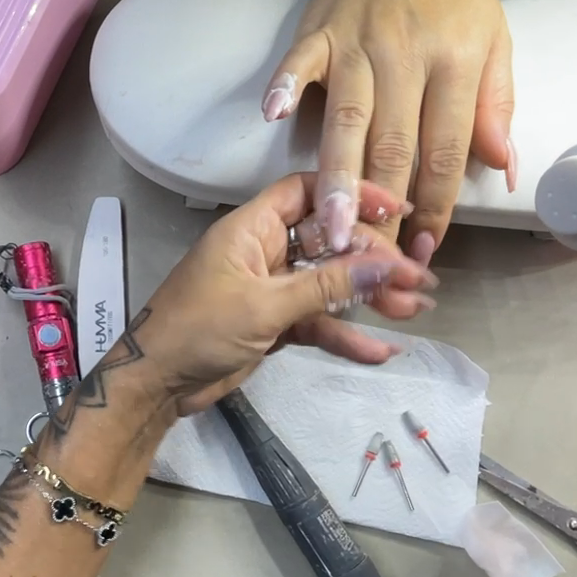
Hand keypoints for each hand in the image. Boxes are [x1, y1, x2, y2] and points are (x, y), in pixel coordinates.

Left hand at [131, 173, 435, 415]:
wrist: (158, 383)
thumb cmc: (199, 329)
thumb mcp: (265, 305)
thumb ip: (326, 285)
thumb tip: (388, 263)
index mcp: (250, 229)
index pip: (306, 194)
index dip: (350, 195)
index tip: (397, 209)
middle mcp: (262, 251)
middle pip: (326, 241)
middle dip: (372, 258)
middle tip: (418, 278)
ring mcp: (267, 289)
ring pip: (326, 283)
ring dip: (368, 295)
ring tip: (417, 308)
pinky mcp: (270, 323)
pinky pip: (314, 320)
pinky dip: (344, 334)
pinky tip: (382, 350)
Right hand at [262, 0, 513, 264]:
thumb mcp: (494, 40)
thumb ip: (496, 104)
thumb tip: (502, 168)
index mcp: (458, 63)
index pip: (447, 148)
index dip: (435, 204)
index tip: (424, 249)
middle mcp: (408, 58)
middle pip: (394, 145)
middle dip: (384, 208)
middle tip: (371, 260)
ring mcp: (358, 46)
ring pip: (348, 120)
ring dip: (337, 176)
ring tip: (327, 225)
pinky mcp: (318, 35)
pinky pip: (299, 63)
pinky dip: (285, 86)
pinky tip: (273, 115)